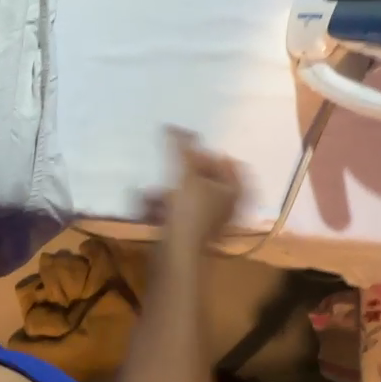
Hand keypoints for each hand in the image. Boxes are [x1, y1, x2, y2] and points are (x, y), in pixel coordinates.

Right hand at [144, 127, 243, 252]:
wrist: (176, 255)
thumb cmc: (189, 212)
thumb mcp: (187, 174)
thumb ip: (182, 149)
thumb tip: (176, 126)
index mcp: (235, 190)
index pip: (226, 161)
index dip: (207, 153)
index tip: (186, 150)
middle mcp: (226, 205)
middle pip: (204, 179)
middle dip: (181, 173)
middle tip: (168, 167)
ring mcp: (207, 221)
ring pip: (185, 197)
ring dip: (166, 192)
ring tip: (150, 191)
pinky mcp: (188, 234)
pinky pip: (173, 213)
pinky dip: (160, 208)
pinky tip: (145, 206)